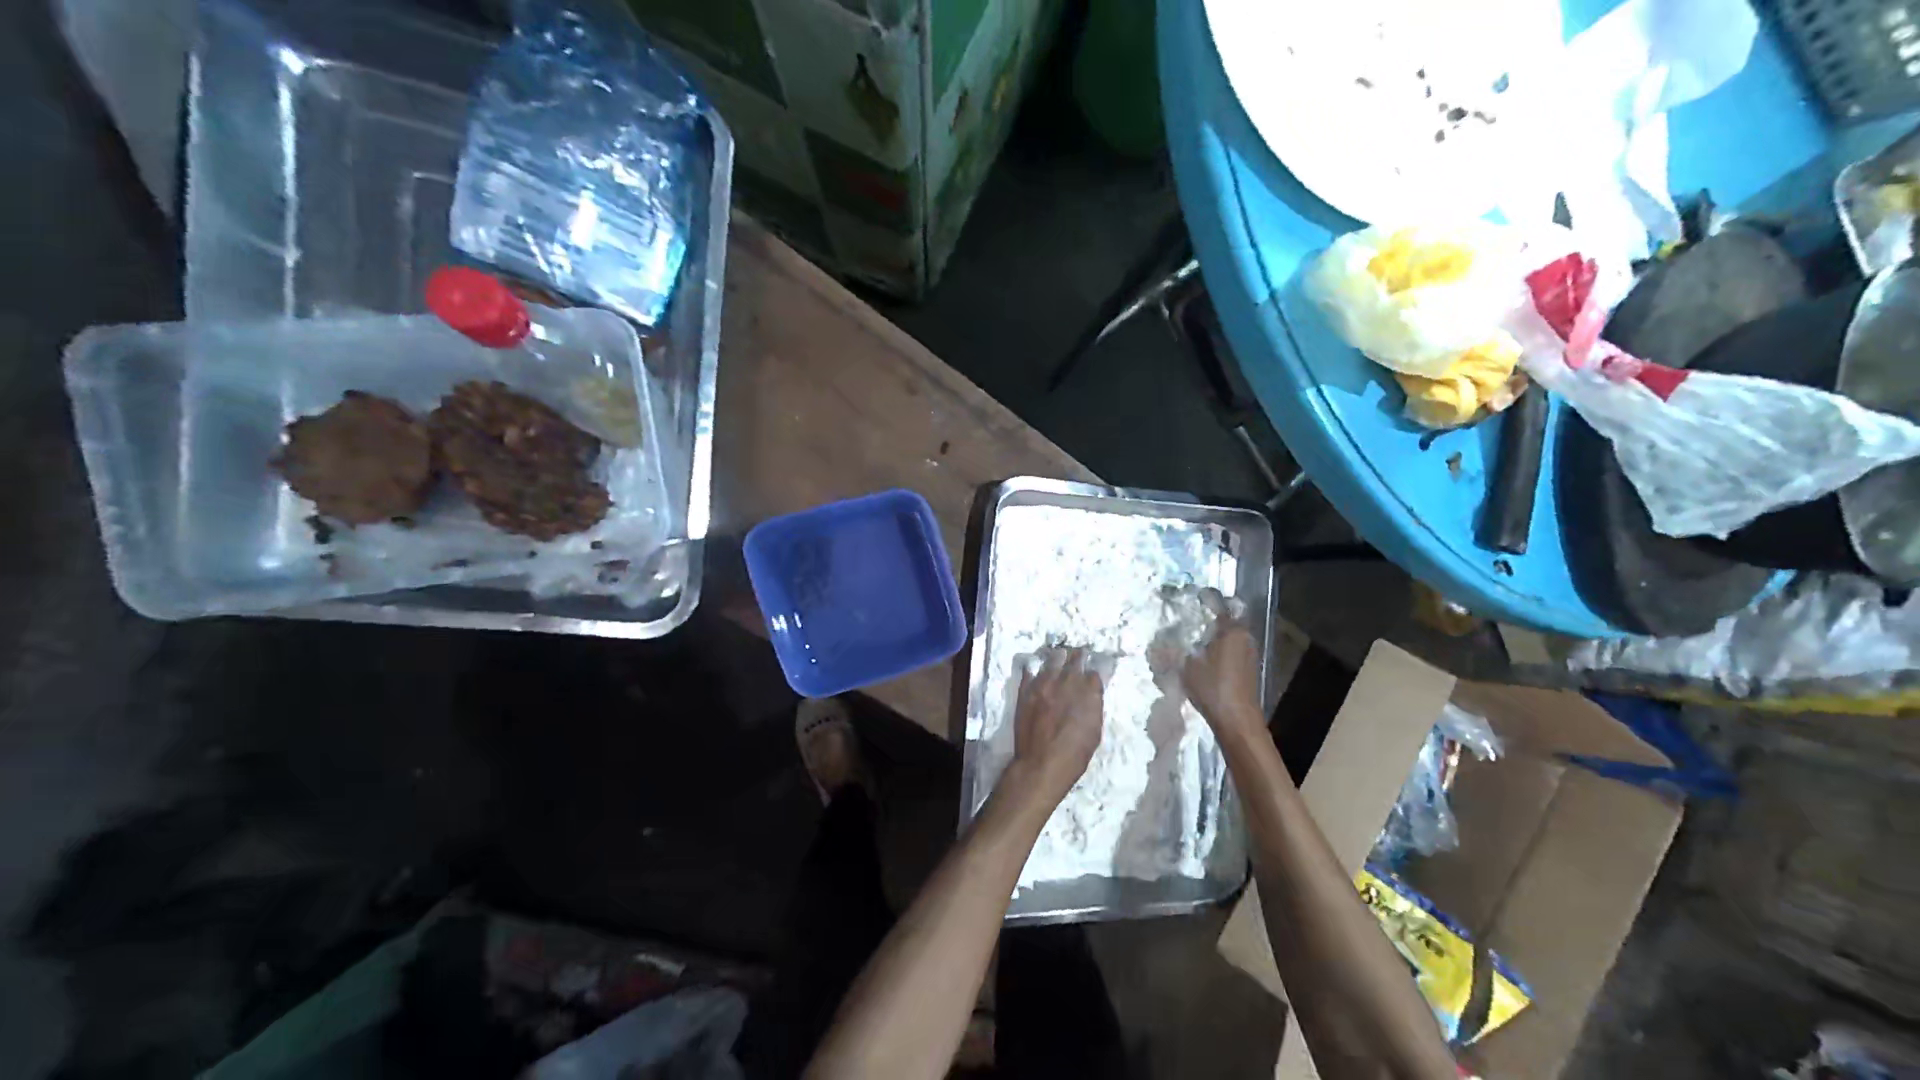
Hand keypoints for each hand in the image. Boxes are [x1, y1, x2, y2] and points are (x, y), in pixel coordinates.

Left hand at [1007, 647, 1103, 806]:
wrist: (1041, 763)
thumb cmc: (1074, 755)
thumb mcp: (1094, 732)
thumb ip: (1094, 707)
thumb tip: (1092, 695)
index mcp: (1088, 692)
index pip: (1094, 672)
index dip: (1094, 671)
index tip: (1093, 671)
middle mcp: (1067, 682)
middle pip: (1075, 659)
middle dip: (1079, 656)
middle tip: (1079, 653)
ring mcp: (1044, 684)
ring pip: (1052, 660)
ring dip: (1058, 657)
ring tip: (1060, 655)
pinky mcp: (1026, 690)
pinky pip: (1029, 671)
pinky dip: (1034, 668)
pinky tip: (1035, 666)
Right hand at [1183, 590, 1262, 739]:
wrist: (1237, 720)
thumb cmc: (1213, 688)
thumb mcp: (1187, 666)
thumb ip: (1174, 648)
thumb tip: (1158, 637)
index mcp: (1232, 631)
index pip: (1219, 603)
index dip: (1205, 597)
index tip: (1190, 595)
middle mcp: (1244, 637)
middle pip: (1225, 618)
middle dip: (1206, 617)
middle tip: (1184, 618)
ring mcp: (1248, 652)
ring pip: (1228, 634)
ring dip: (1211, 634)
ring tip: (1189, 638)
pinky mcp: (1247, 667)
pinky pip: (1230, 647)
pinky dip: (1216, 647)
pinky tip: (1201, 657)